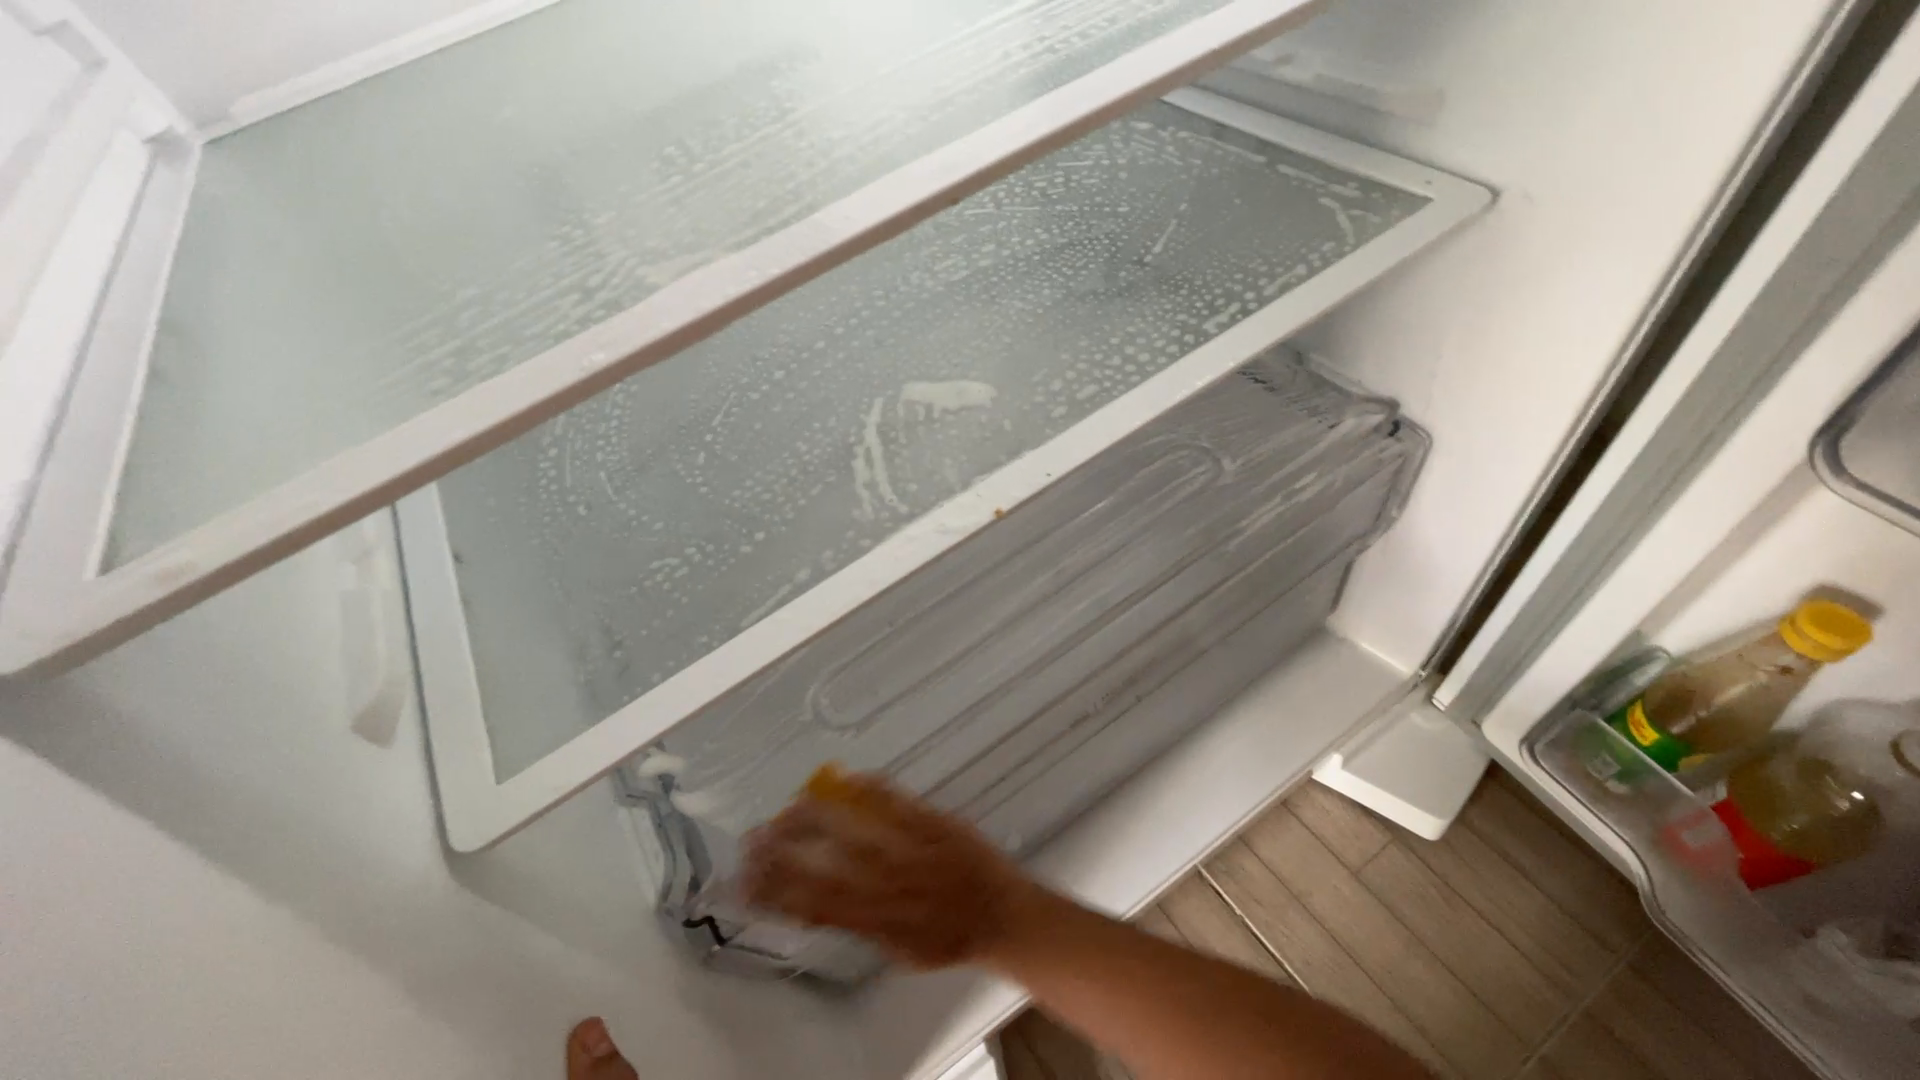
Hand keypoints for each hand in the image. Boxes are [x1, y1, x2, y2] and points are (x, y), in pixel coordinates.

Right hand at [739, 772, 1052, 969]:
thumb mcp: (898, 951)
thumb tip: (815, 908)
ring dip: (816, 815)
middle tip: (754, 836)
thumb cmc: (949, 939)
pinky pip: (897, 801)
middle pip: (825, 862)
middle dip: (784, 849)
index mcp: (876, 920)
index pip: (813, 904)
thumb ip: (858, 927)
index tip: (746, 879)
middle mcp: (889, 884)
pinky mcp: (934, 823)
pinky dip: (869, 787)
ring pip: (854, 828)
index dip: (775, 891)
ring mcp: (912, 849)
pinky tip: (844, 776)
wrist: (1003, 915)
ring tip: (790, 804)